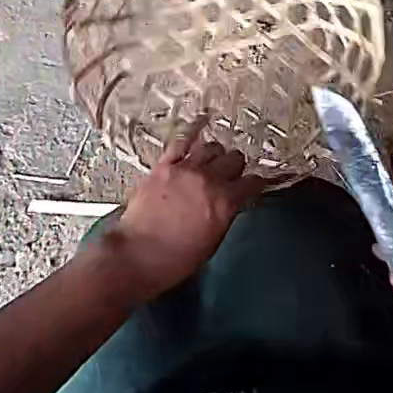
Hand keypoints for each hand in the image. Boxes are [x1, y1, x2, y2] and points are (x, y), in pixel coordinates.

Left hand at [102, 117, 266, 298]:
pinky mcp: (164, 165)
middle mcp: (209, 181)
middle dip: (235, 166)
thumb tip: (229, 203)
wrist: (137, 256)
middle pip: (234, 159)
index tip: (254, 184)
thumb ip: (225, 215)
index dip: (255, 183)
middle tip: (231, 173)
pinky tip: (197, 132)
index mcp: (225, 203)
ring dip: (215, 154)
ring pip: (212, 147)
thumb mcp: (212, 241)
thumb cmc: (174, 259)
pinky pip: (182, 141)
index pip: (252, 183)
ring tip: (212, 160)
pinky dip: (192, 136)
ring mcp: (186, 169)